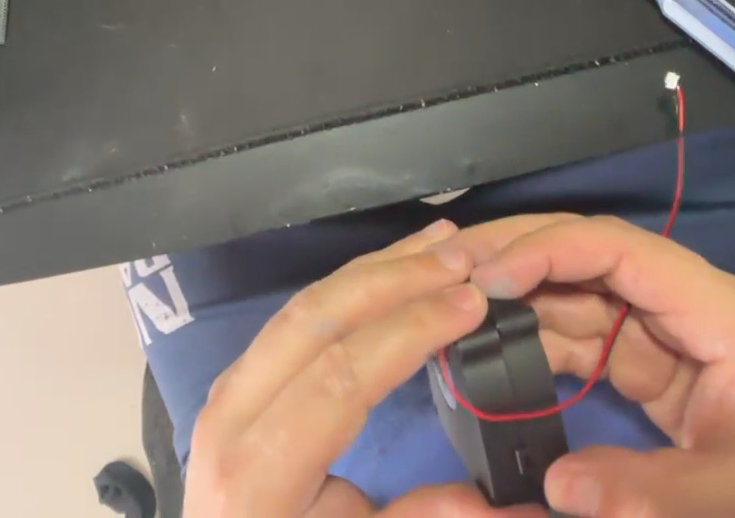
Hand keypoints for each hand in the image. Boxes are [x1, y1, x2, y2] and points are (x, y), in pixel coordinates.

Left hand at [183, 219, 540, 516]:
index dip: (409, 330)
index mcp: (257, 469)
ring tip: (436, 242)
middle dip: (393, 278)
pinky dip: (350, 285)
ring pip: (304, 303)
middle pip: (315, 319)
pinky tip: (389, 270)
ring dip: (375, 268)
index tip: (470, 301)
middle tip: (458, 256)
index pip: (340, 376)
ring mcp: (231, 385)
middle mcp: (233, 410)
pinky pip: (297, 315)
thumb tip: (502, 499)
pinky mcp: (241, 375)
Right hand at [457, 214, 734, 516]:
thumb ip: (659, 495)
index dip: (546, 251)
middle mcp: (676, 304)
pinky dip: (532, 338)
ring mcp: (658, 332)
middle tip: (447, 266)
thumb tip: (556, 489)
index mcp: (711, 307)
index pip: (615, 250)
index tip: (488, 276)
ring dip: (515, 294)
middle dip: (516, 254)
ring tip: (453, 303)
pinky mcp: (647, 363)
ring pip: (572, 291)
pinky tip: (491, 346)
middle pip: (582, 255)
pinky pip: (579, 336)